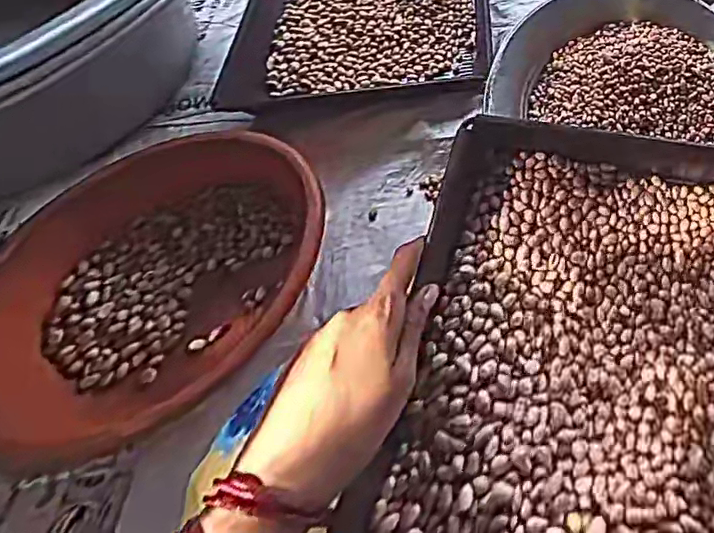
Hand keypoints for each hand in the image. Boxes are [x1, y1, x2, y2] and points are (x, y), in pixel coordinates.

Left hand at [233, 239, 438, 509]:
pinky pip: (336, 349)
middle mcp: (346, 317)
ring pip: (357, 330)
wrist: (287, 469)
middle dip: (392, 326)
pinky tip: (345, 399)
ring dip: (366, 350)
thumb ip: (415, 330)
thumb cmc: (349, 429)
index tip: (422, 245)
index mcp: (376, 316)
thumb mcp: (402, 380)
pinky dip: (345, 366)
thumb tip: (427, 296)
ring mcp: (321, 335)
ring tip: (367, 395)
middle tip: (399, 365)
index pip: (400, 267)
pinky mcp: (302, 356)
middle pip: (380, 306)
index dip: (415, 253)